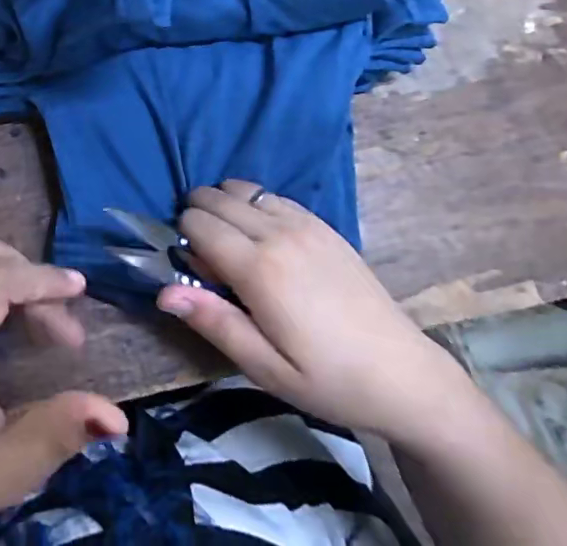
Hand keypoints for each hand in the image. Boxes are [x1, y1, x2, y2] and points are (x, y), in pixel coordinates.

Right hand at [157, 180, 476, 448]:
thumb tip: (163, 291)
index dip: (183, 239)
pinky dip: (253, 204)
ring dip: (225, 206)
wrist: (403, 373)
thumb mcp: (265, 367)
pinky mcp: (323, 224)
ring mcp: (304, 223)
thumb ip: (213, 321)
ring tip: (233, 244)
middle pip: (215, 197)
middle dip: (197, 216)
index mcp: (259, 268)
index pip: (197, 223)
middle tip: (207, 257)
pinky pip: (272, 195)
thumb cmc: (328, 379)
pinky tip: (263, 237)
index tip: (193, 268)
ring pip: (242, 188)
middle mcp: (278, 232)